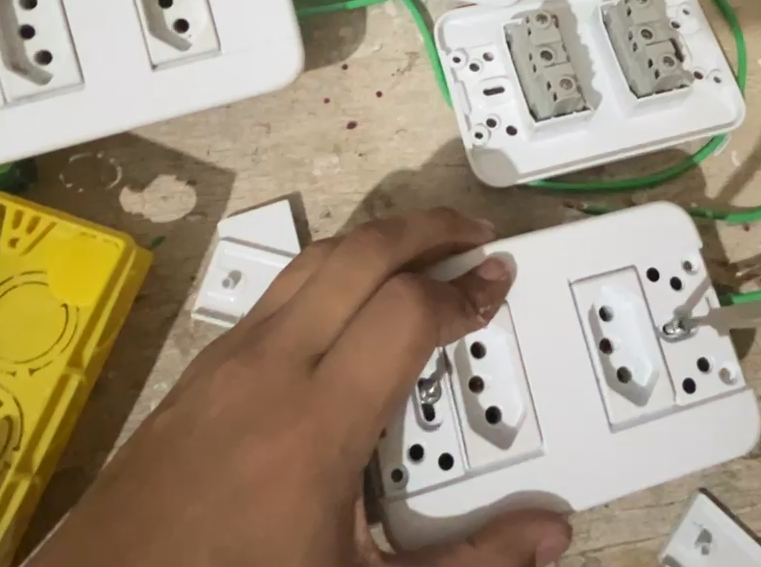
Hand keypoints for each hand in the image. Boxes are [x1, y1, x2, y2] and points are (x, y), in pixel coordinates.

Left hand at [29, 208, 571, 566]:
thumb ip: (468, 562)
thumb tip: (552, 531)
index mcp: (318, 423)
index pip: (407, 313)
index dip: (464, 290)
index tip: (499, 280)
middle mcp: (274, 364)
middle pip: (363, 253)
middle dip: (429, 228)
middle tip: (477, 232)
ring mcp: (233, 353)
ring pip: (319, 255)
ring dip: (381, 237)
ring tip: (428, 245)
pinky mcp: (208, 359)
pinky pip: (285, 283)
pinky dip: (338, 264)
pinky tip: (358, 294)